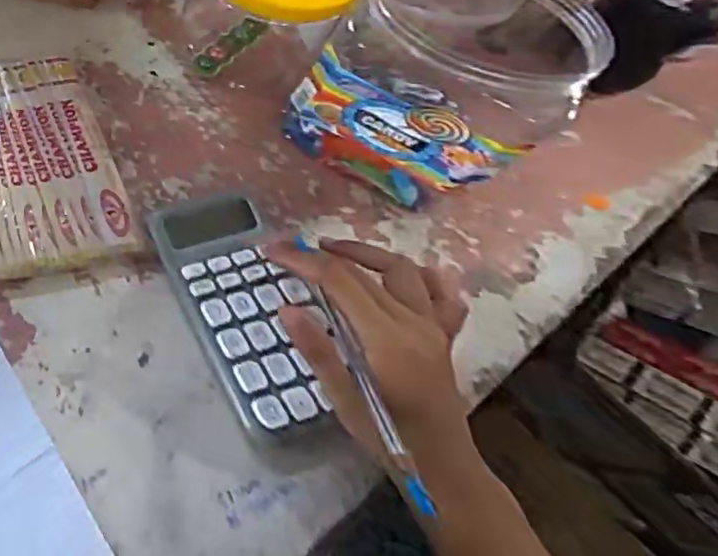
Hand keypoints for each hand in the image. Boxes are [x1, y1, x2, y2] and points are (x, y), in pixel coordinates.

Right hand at [269, 239, 469, 469]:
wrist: (446, 469)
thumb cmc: (390, 437)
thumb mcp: (344, 399)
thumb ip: (318, 351)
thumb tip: (286, 308)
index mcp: (388, 339)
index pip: (339, 280)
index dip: (302, 259)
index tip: (271, 251)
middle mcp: (414, 325)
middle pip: (362, 272)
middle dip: (319, 254)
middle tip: (285, 249)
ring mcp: (433, 328)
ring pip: (402, 270)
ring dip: (363, 252)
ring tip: (331, 250)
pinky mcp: (442, 336)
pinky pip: (438, 294)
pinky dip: (416, 275)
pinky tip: (392, 274)